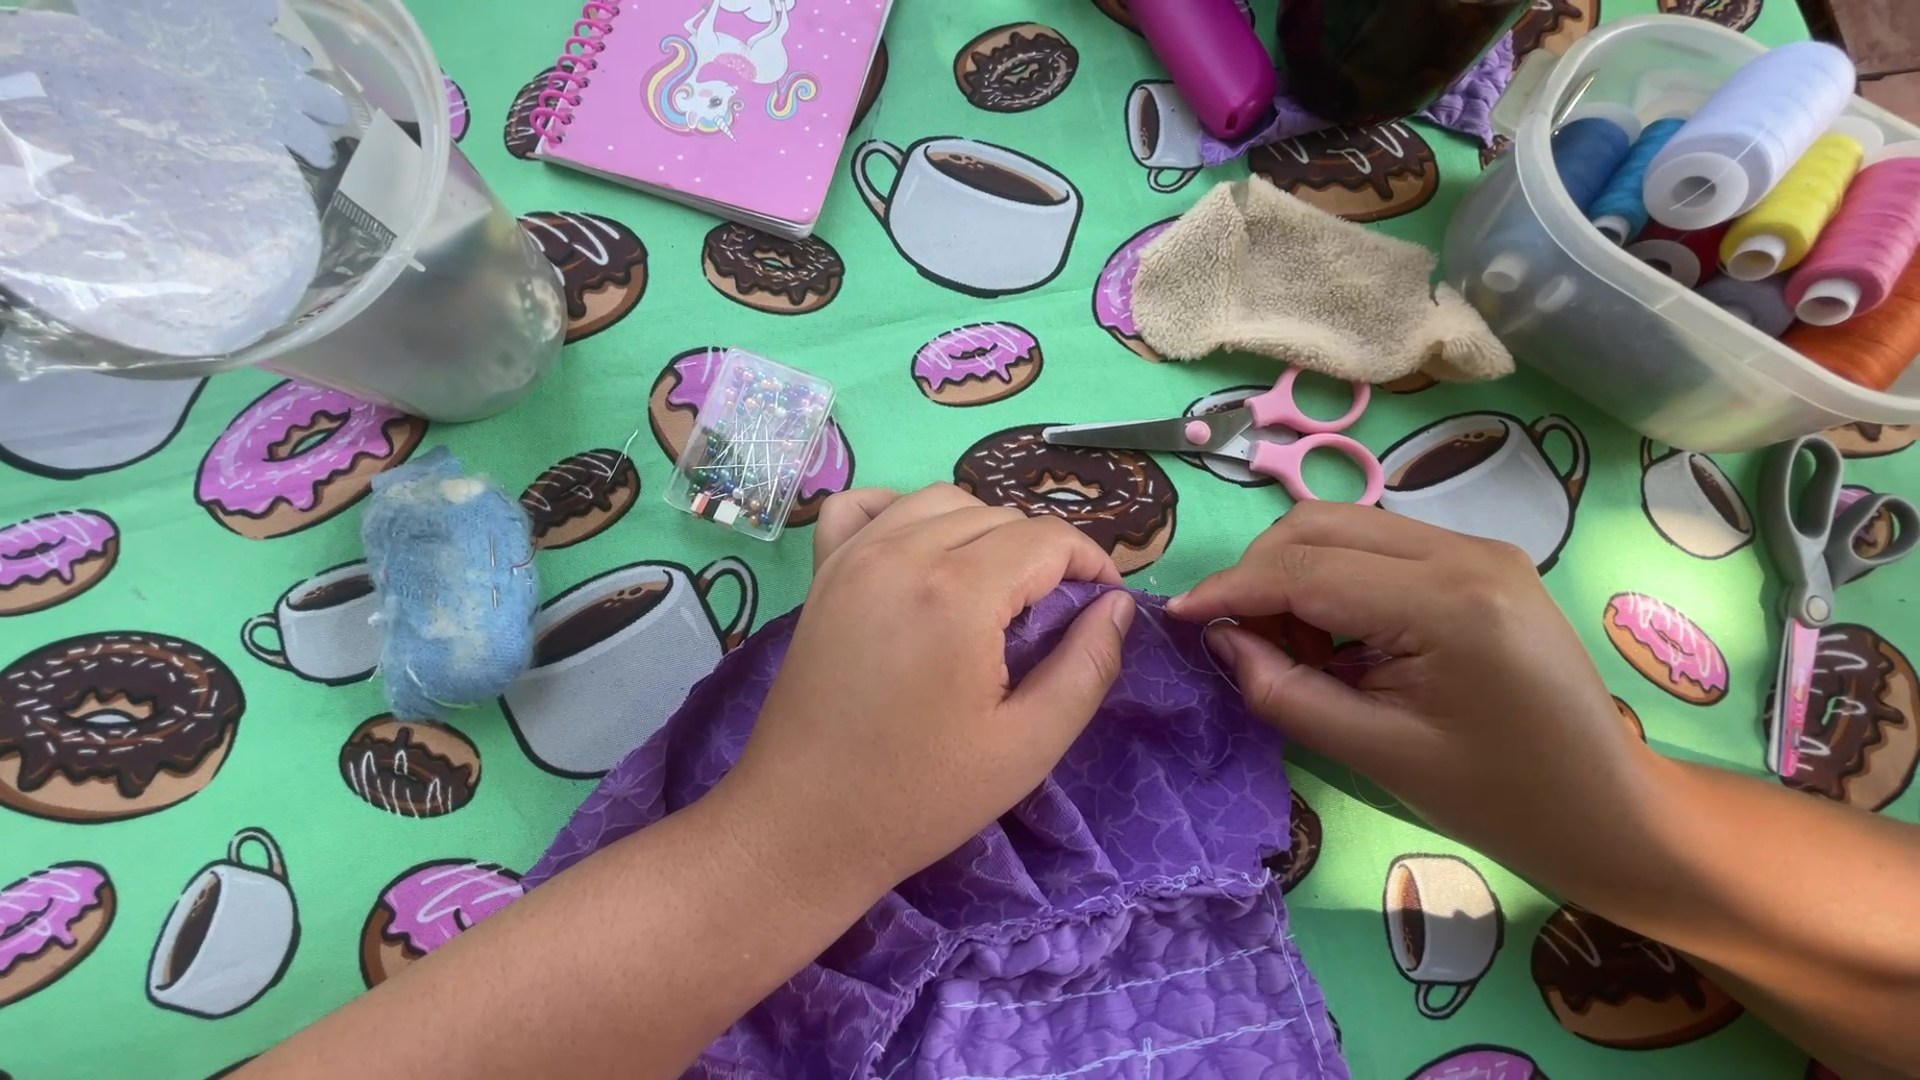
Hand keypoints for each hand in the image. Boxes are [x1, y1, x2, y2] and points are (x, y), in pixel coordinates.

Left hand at [715, 484, 1136, 890]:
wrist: (804, 822)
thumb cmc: (920, 795)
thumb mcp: (1029, 745)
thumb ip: (1088, 666)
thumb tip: (1117, 606)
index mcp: (958, 593)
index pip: (1047, 538)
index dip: (1090, 562)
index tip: (1101, 603)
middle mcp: (903, 553)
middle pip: (998, 514)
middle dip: (1042, 552)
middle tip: (1052, 612)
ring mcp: (855, 556)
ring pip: (940, 500)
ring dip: (982, 529)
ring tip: (994, 587)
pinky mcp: (823, 572)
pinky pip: (867, 506)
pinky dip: (903, 511)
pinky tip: (920, 551)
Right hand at [1168, 502, 1659, 882]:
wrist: (1613, 810)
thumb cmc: (1500, 799)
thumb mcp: (1374, 754)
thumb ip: (1283, 691)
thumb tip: (1218, 640)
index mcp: (1450, 603)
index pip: (1305, 569)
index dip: (1229, 589)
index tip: (1176, 616)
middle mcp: (1464, 551)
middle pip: (1316, 525)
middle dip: (1257, 575)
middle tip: (1237, 640)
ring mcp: (1474, 547)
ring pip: (1338, 526)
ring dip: (1290, 575)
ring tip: (1291, 646)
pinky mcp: (1472, 558)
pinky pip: (1369, 545)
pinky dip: (1327, 579)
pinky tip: (1334, 634)